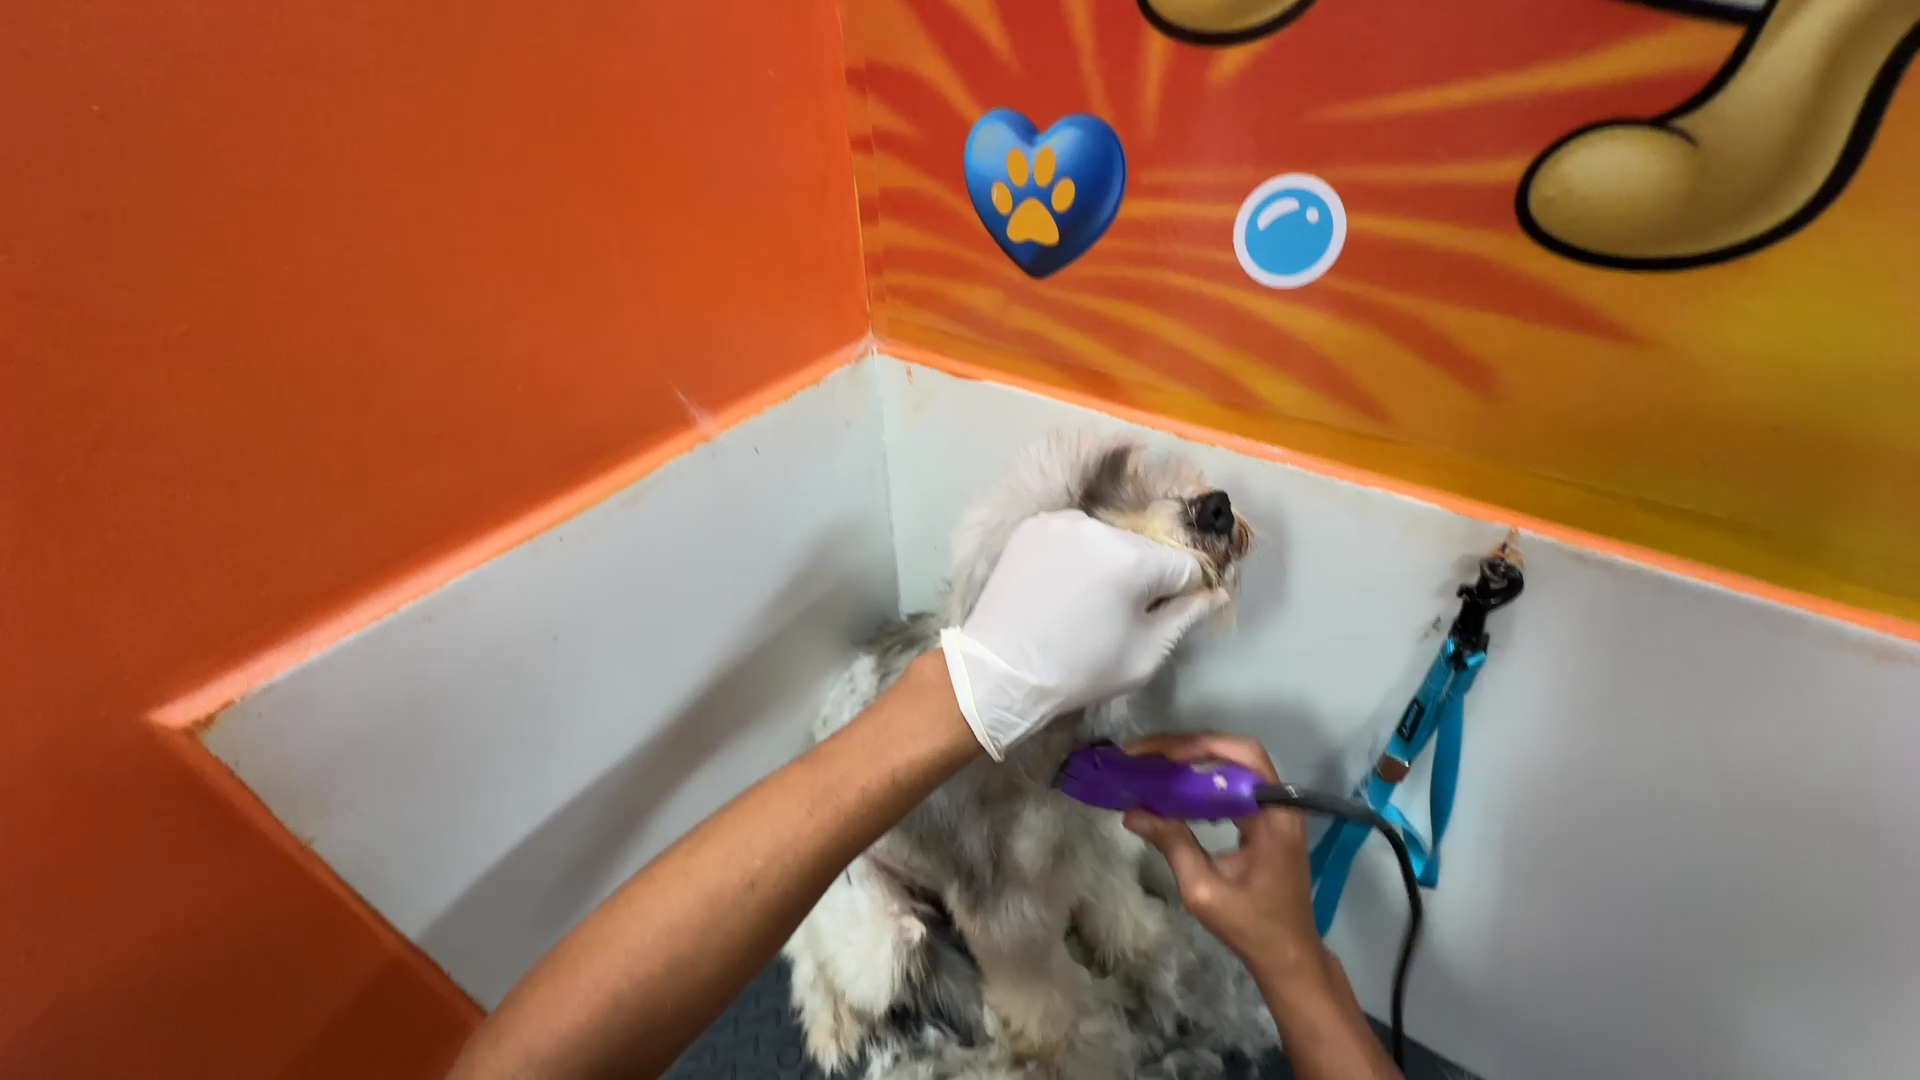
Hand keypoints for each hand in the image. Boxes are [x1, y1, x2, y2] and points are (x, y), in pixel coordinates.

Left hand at [939, 510, 1225, 758]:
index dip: (1182, 591)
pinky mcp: (1033, 526)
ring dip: (1110, 560)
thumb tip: (1214, 592)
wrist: (1000, 669)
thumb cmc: (1078, 670)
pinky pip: (1074, 534)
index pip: (1185, 565)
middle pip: (1145, 547)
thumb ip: (1187, 616)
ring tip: (1086, 599)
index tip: (1164, 612)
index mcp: (1134, 558)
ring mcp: (1061, 521)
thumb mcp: (1145, 655)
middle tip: (1119, 612)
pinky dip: (1077, 552)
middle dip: (1144, 574)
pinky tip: (1062, 583)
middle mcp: (1099, 527)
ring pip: (1109, 538)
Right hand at [1120, 733, 1324, 980]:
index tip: (1160, 755)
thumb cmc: (1252, 927)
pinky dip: (1201, 777)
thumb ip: (1173, 844)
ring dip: (1192, 758)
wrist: (1289, 957)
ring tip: (1151, 763)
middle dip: (1187, 746)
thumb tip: (1132, 812)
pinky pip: (1232, 783)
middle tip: (1145, 753)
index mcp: (1273, 815)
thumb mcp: (1204, 890)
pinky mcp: (1265, 819)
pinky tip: (1174, 787)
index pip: (1241, 757)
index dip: (1200, 746)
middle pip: (1235, 751)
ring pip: (1232, 763)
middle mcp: (1279, 803)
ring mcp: (1274, 810)